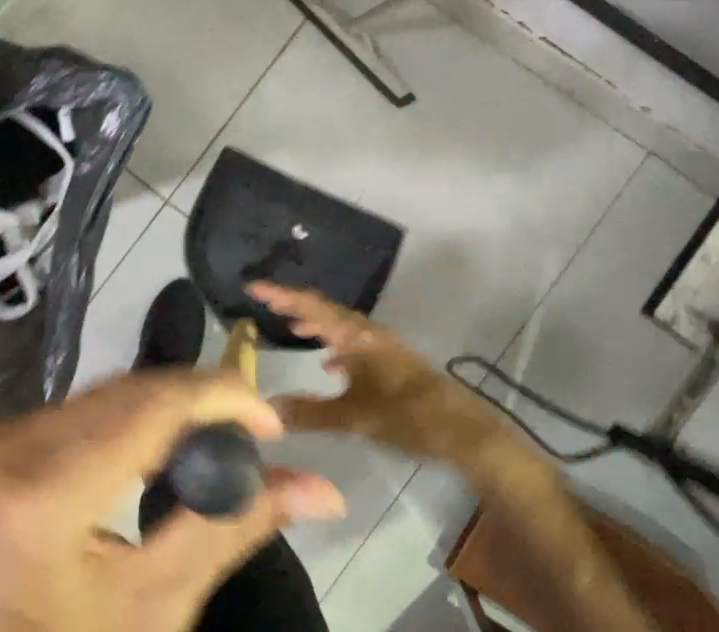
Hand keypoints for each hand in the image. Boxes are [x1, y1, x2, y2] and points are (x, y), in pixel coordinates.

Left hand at [0, 370, 344, 631]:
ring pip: (91, 399)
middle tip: (246, 434)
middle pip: (118, 397)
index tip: (271, 417)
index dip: (217, 396)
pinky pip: (61, 414)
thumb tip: (319, 488)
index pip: (145, 408)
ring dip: (152, 413)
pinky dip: (111, 425)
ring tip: (203, 445)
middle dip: (190, 406)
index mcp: (39, 497)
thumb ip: (228, 529)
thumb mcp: (154, 605)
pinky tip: (147, 450)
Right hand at [247, 282, 524, 479]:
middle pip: (327, 310)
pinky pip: (356, 343)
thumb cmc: (406, 418)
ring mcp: (385, 347)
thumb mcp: (353, 418)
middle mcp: (370, 334)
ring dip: (318, 324)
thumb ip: (308, 413)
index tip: (253, 286)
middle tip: (268, 305)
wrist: (465, 433)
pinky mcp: (395, 363)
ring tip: (294, 328)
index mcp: (356, 337)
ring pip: (343, 327)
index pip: (311, 306)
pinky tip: (331, 366)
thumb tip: (266, 408)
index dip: (280, 295)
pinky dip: (336, 345)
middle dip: (296, 306)